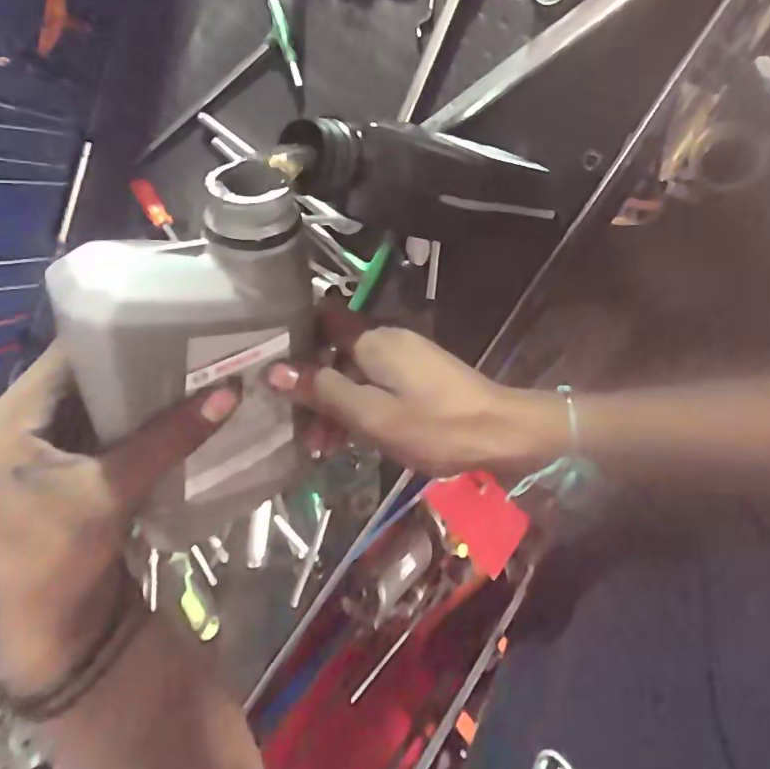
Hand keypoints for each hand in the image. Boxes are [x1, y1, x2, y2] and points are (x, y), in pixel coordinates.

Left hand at [0, 341, 238, 693]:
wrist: (51, 631)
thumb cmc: (62, 559)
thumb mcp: (114, 491)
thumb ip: (170, 437)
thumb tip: (231, 391)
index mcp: (2, 424)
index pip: (62, 357)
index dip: (113, 334)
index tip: (165, 318)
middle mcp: (9, 424)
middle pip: (77, 373)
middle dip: (130, 357)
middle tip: (185, 338)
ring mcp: (32, 444)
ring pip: (90, 395)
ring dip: (134, 384)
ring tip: (186, 361)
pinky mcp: (56, 462)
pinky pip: (97, 420)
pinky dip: (131, 411)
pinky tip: (171, 399)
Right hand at [264, 303, 566, 476]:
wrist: (501, 433)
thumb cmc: (435, 425)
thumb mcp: (372, 415)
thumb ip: (324, 391)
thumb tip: (274, 369)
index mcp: (374, 340)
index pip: (324, 318)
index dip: (294, 336)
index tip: (267, 362)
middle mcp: (387, 339)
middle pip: (335, 354)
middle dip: (312, 389)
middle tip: (298, 432)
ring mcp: (405, 358)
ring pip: (355, 374)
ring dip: (335, 406)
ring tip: (321, 450)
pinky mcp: (418, 376)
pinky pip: (376, 385)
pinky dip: (359, 409)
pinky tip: (350, 441)